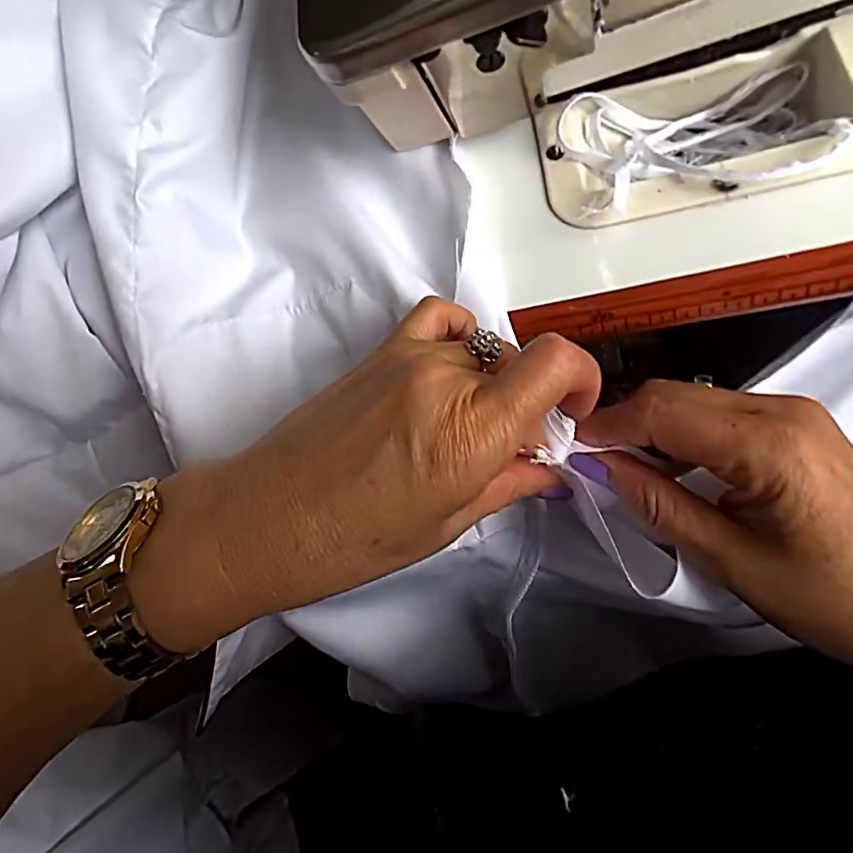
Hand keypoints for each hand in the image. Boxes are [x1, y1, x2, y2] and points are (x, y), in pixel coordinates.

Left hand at [128, 298, 599, 655]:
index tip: (574, 410)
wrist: (269, 517)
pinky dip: (461, 332)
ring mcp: (412, 356)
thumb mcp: (450, 520)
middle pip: (523, 362)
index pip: (556, 361)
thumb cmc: (357, 537)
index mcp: (474, 430)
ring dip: (497, 379)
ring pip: (486, 348)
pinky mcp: (383, 350)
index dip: (583, 377)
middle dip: (535, 400)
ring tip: (475, 417)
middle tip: (516, 442)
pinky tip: (456, 364)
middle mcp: (449, 379)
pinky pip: (440, 316)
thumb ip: (512, 482)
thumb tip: (551, 467)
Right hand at [575, 380, 852, 699]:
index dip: (610, 424)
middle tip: (592, 461)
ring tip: (626, 469)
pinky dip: (689, 434)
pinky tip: (674, 468)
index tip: (571, 447)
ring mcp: (796, 411)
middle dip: (628, 422)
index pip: (665, 410)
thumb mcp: (734, 563)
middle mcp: (784, 409)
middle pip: (679, 395)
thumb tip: (604, 468)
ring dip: (656, 427)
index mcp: (770, 445)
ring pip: (699, 400)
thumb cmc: (835, 601)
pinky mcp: (800, 423)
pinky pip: (725, 413)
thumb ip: (662, 506)